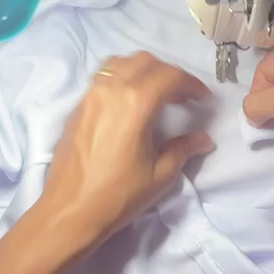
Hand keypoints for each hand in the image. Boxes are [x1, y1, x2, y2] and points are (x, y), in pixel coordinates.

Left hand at [32, 52, 215, 250]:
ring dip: (143, 71)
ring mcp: (90, 95)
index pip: (170, 76)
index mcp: (135, 103)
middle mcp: (111, 90)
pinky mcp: (78, 107)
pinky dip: (122, 79)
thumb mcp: (160, 175)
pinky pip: (103, 77)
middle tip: (182, 97)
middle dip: (169, 73)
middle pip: (145, 62)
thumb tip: (203, 139)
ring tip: (155, 94)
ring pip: (121, 63)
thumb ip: (183, 150)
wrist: (70, 211)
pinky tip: (130, 105)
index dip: (191, 84)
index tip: (202, 98)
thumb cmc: (118, 196)